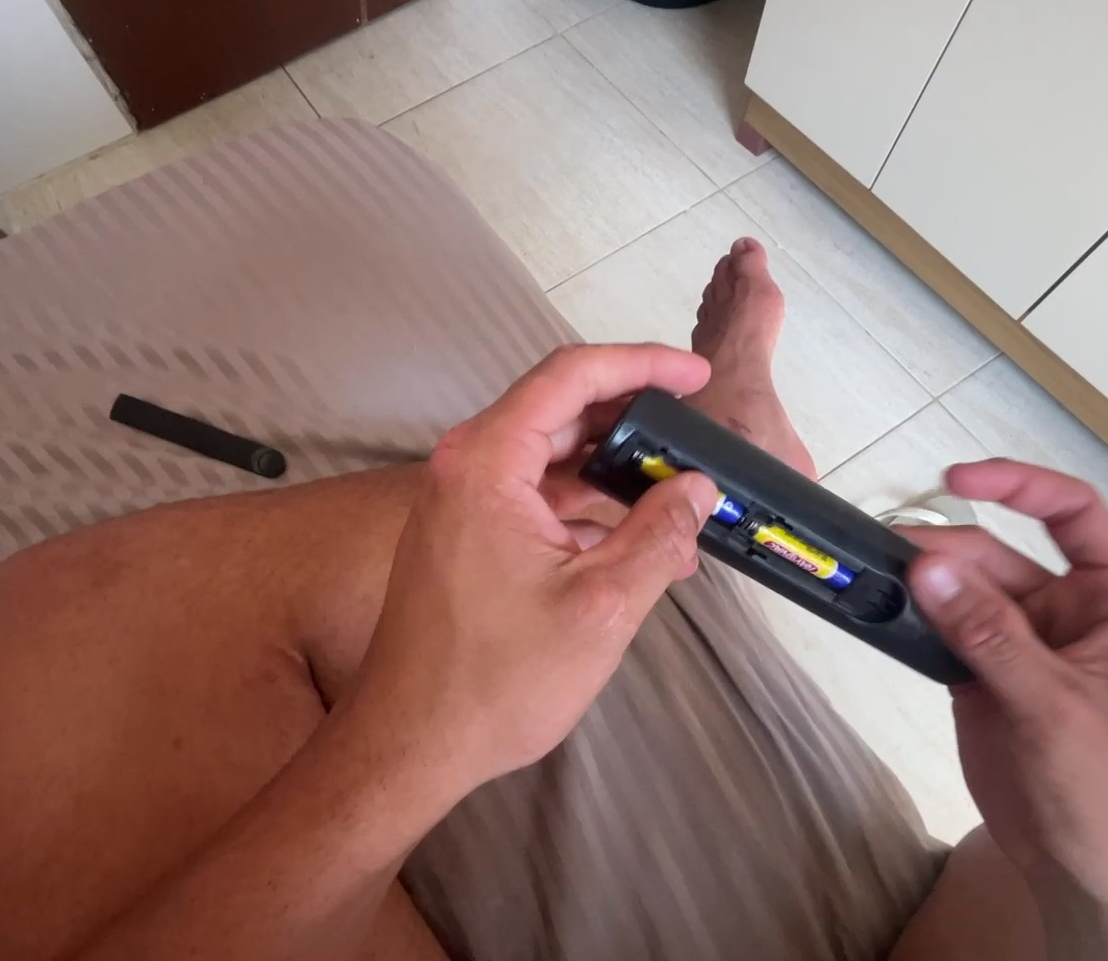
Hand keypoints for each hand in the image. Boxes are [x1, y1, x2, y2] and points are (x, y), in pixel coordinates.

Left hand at [347, 345, 721, 798]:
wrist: (411, 742)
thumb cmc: (498, 679)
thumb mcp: (600, 605)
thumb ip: (658, 534)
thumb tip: (697, 487)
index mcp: (487, 461)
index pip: (570, 376)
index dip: (640, 364)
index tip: (695, 377)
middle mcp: (467, 464)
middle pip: (562, 411)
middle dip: (635, 420)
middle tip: (696, 435)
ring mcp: (463, 498)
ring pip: (553, 456)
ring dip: (614, 471)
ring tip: (680, 497)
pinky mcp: (469, 531)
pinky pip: (537, 495)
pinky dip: (587, 507)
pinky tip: (637, 538)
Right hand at [904, 460, 1107, 954]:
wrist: (1094, 880)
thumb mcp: (1057, 710)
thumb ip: (990, 635)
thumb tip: (925, 564)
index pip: (1075, 517)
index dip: (1019, 486)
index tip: (954, 479)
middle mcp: (1067, 612)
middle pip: (996, 555)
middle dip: (945, 553)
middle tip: (887, 563)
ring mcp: (1020, 642)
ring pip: (960, 588)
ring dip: (920, 584)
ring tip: (873, 584)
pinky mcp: (982, 671)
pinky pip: (940, 626)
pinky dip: (910, 617)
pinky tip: (879, 612)